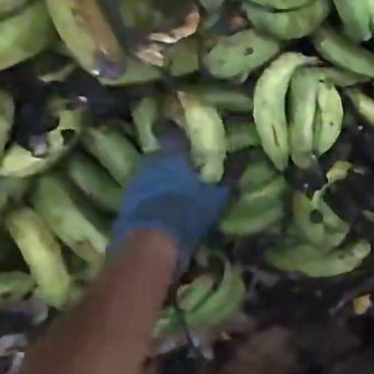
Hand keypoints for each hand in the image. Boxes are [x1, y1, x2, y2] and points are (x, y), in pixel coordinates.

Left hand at [110, 133, 228, 262]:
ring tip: (173, 186)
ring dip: (160, 176)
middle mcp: (151, 162)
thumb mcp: (216, 197)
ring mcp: (135, 180)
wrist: (149, 242)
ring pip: (150, 171)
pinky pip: (141, 190)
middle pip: (160, 153)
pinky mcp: (125, 200)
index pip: (173, 133)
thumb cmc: (187, 212)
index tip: (185, 133)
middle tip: (184, 165)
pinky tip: (160, 204)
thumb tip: (248, 154)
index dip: (179, 131)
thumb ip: (231, 176)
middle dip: (171, 158)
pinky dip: (150, 193)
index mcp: (173, 155)